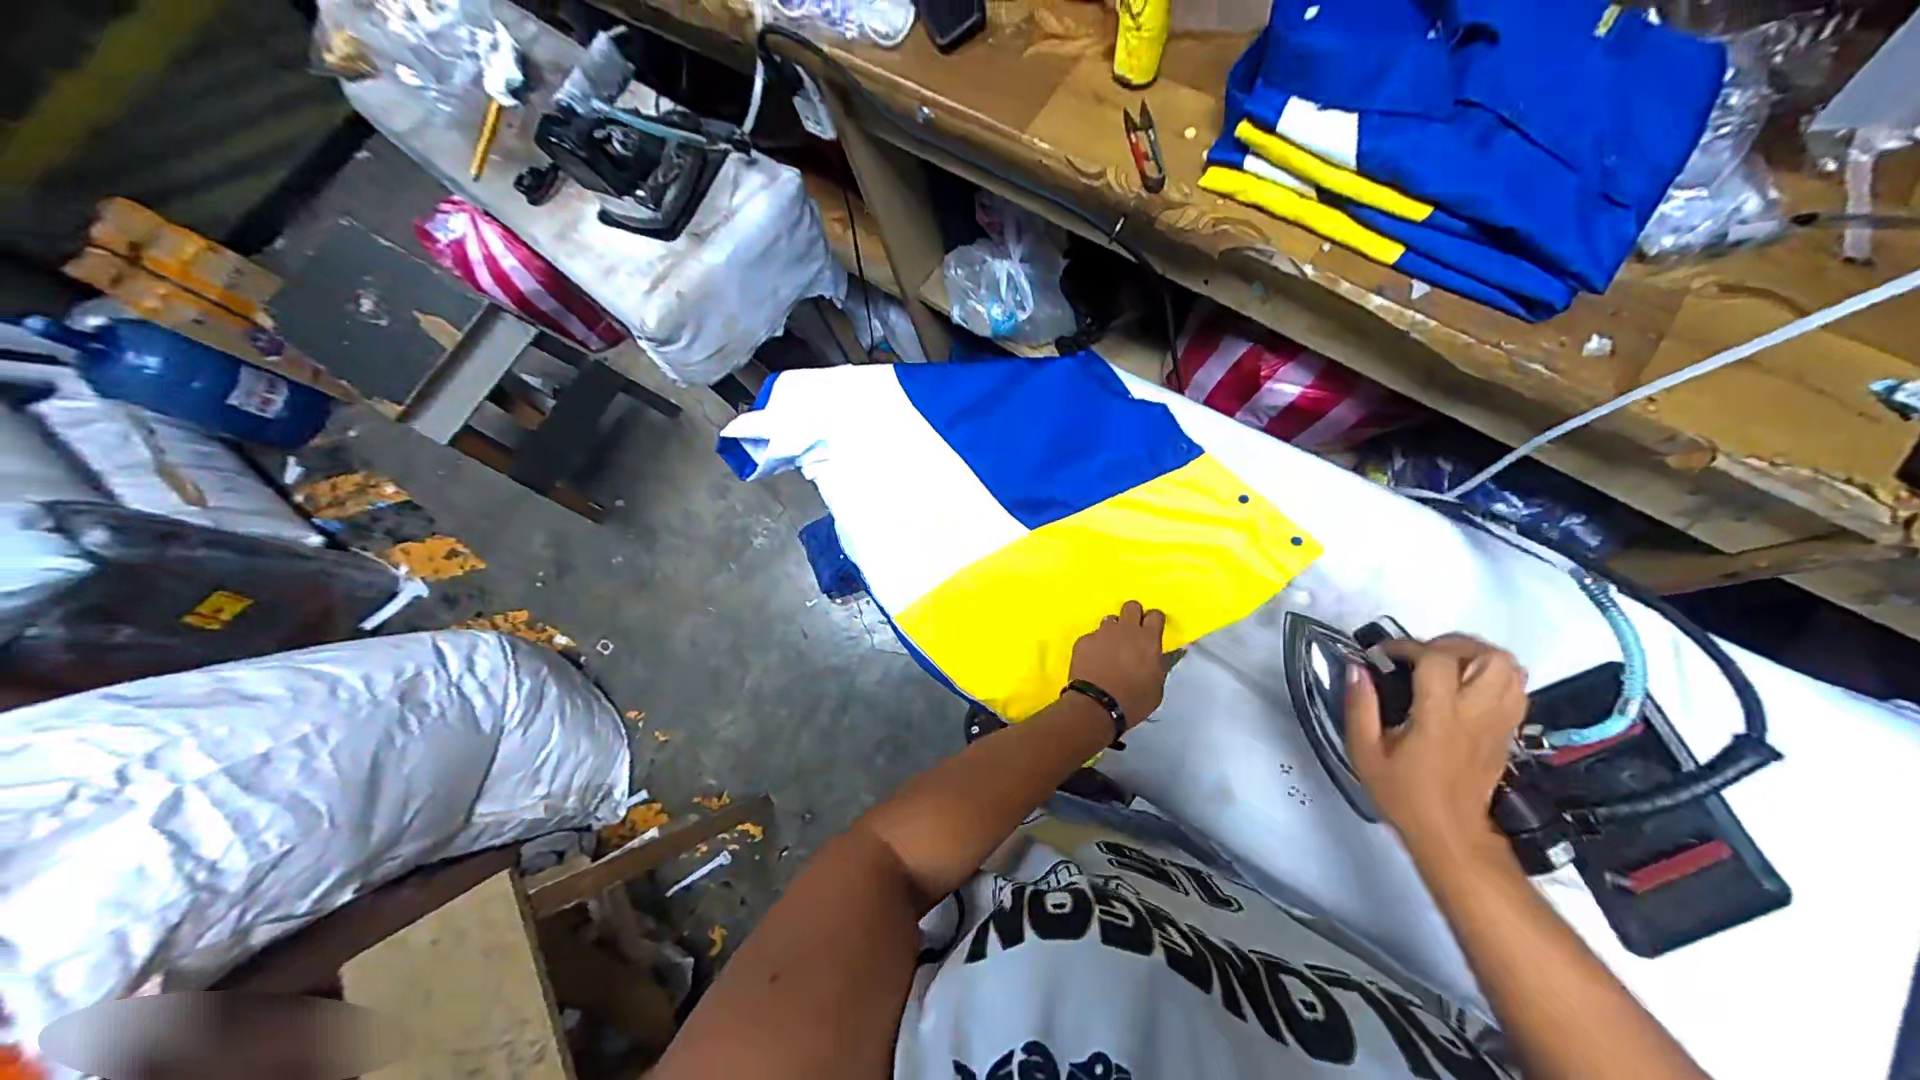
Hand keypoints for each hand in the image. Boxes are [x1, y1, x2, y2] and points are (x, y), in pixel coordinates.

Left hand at [1068, 601, 1168, 726]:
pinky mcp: (1084, 640)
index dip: (1154, 621)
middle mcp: (1125, 630)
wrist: (1096, 705)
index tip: (1152, 629)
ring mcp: (1102, 633)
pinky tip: (1094, 662)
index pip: (1155, 615)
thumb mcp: (1157, 686)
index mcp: (1148, 640)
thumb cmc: (1133, 700)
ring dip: (1113, 631)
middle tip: (1131, 633)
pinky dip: (1095, 646)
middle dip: (1133, 615)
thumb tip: (1161, 656)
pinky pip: (1092, 637)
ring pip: (1110, 620)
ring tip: (1111, 650)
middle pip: (1131, 606)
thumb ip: (1159, 665)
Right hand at [1344, 634, 1527, 863]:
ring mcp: (1499, 723)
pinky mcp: (1507, 732)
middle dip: (1451, 644)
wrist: (1450, 834)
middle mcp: (1477, 714)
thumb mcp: (1364, 752)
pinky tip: (1465, 683)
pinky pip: (1515, 688)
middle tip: (1419, 655)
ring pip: (1510, 668)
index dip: (1407, 646)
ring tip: (1444, 663)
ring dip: (1476, 655)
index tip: (1382, 654)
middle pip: (1487, 656)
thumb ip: (1360, 706)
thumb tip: (1357, 668)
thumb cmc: (1402, 793)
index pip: (1437, 661)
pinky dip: (1493, 674)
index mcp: (1440, 718)